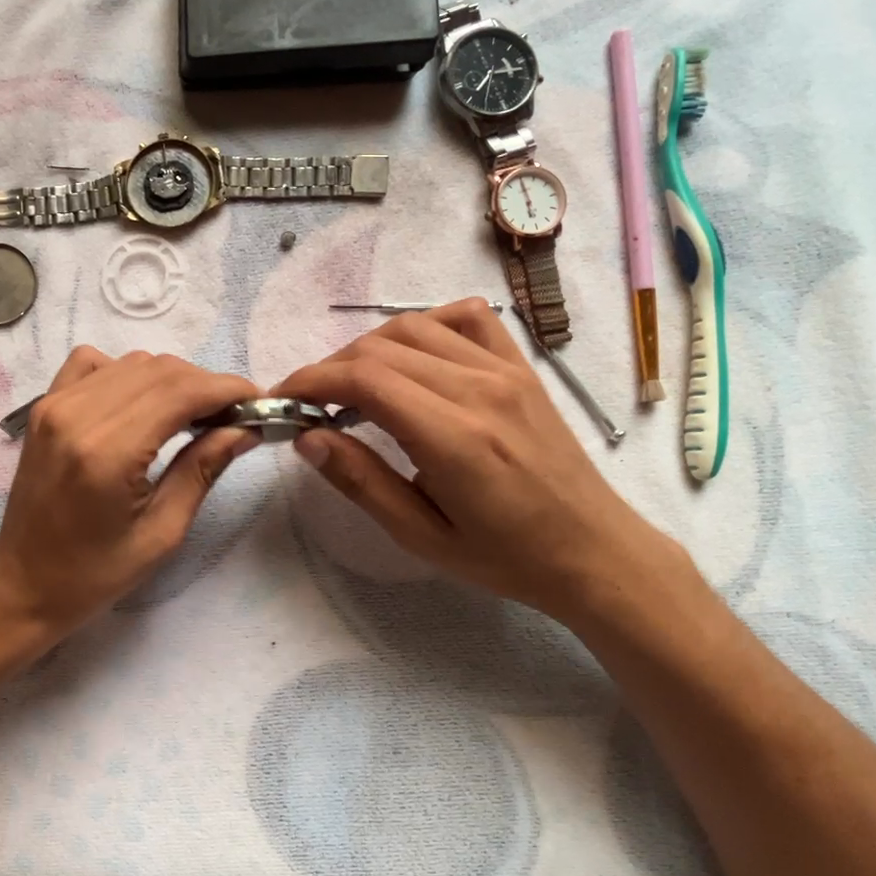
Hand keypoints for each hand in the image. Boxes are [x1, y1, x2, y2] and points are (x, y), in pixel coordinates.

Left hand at [0, 348, 260, 641]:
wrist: (23, 583)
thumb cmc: (94, 573)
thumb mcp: (161, 533)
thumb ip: (202, 471)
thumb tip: (245, 429)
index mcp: (107, 452)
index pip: (180, 392)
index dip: (227, 389)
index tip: (258, 401)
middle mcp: (77, 415)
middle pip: (159, 370)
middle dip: (206, 385)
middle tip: (232, 416)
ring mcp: (54, 406)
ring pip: (131, 362)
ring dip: (171, 379)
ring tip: (193, 415)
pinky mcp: (43, 408)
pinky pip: (93, 364)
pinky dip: (126, 372)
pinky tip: (140, 405)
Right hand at [273, 298, 684, 622]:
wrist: (592, 551)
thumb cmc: (503, 557)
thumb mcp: (420, 535)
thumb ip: (361, 481)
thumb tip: (308, 437)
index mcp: (454, 437)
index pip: (365, 379)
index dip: (312, 382)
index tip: (283, 400)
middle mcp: (480, 389)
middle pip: (381, 348)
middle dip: (330, 369)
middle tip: (311, 405)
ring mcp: (506, 372)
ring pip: (415, 327)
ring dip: (368, 348)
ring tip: (351, 386)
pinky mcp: (522, 368)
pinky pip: (467, 318)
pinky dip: (425, 325)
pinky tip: (411, 356)